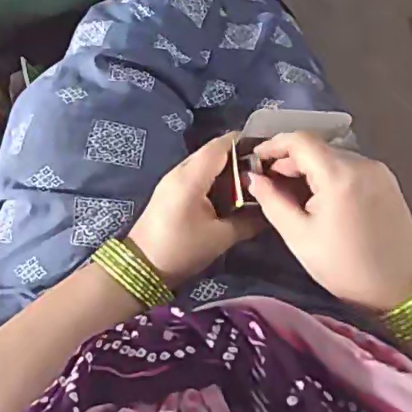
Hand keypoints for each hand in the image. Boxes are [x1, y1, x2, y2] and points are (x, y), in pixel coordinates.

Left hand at [127, 134, 262, 286]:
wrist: (141, 267)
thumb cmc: (181, 250)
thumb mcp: (220, 238)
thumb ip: (248, 221)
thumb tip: (270, 211)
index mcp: (191, 177)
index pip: (221, 145)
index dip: (245, 143)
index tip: (268, 153)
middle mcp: (180, 171)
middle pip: (213, 153)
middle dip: (239, 159)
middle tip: (264, 173)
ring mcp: (172, 180)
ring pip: (205, 165)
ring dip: (227, 171)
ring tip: (251, 185)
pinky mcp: (170, 192)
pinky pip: (196, 176)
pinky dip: (214, 181)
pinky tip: (229, 197)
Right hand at [247, 133, 411, 313]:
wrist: (400, 288)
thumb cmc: (344, 267)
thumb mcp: (299, 236)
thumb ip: (272, 201)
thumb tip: (253, 178)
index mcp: (339, 174)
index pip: (300, 140)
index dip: (273, 145)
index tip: (255, 161)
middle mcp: (362, 163)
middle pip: (317, 147)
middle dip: (289, 160)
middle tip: (268, 184)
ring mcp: (378, 171)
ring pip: (333, 157)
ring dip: (309, 169)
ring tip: (292, 195)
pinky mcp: (387, 181)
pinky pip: (349, 168)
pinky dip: (329, 175)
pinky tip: (319, 199)